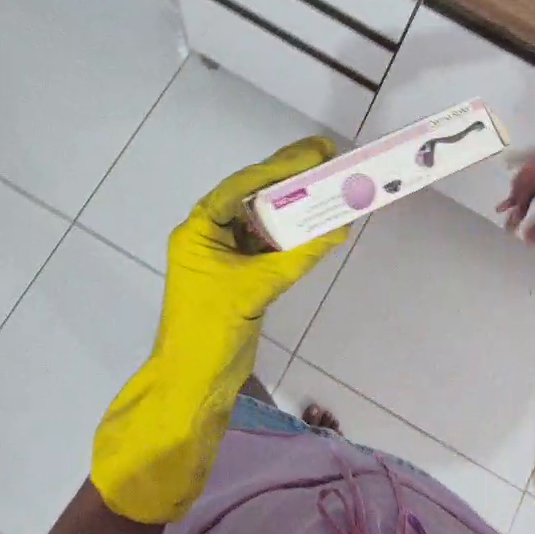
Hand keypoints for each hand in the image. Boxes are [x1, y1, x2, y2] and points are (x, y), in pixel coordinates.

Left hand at [167, 136, 354, 318]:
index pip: (242, 186)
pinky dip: (293, 232)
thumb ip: (299, 256)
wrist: (194, 381)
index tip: (315, 152)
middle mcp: (210, 232)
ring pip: (263, 216)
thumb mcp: (256, 288)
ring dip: (294, 202)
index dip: (279, 166)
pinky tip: (318, 220)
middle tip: (327, 156)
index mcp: (199, 228)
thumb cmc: (211, 329)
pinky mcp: (241, 271)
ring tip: (329, 181)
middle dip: (289, 176)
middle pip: (253, 195)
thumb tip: (340, 226)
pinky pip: (269, 241)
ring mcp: (225, 252)